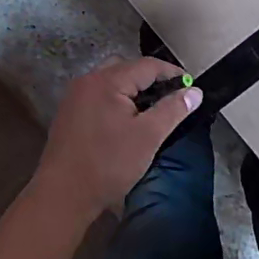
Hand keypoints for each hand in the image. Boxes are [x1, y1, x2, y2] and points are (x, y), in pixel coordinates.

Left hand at [36, 57, 202, 217]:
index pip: (146, 65)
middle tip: (171, 97)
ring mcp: (74, 96)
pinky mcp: (69, 112)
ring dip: (131, 89)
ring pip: (110, 81)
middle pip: (125, 68)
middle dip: (150, 79)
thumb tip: (195, 91)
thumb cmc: (109, 163)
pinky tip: (126, 120)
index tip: (191, 85)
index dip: (171, 73)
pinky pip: (98, 95)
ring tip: (151, 109)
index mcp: (106, 81)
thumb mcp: (148, 136)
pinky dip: (115, 99)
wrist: (64, 193)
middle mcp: (87, 81)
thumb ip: (173, 110)